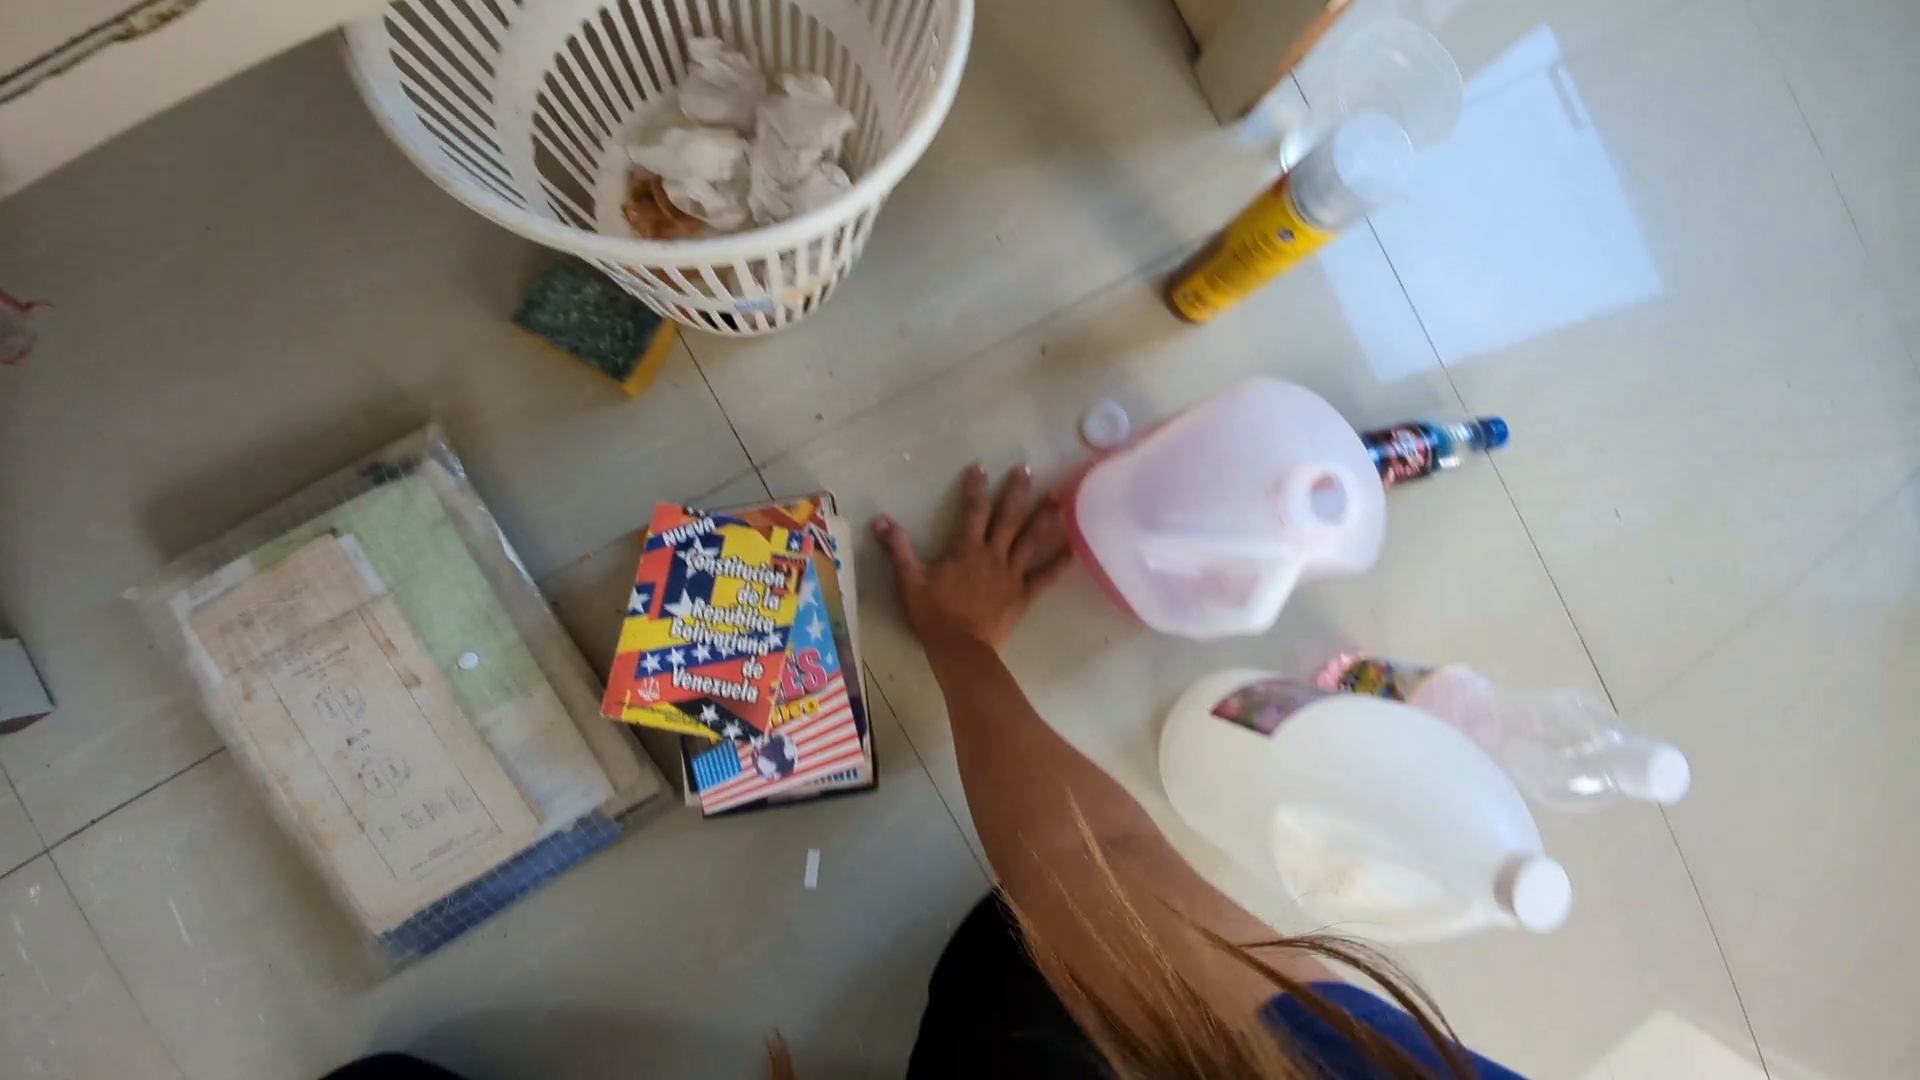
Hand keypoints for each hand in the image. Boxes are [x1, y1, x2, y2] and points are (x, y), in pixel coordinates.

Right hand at [872, 464, 1073, 649]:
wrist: (960, 649)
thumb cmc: (933, 614)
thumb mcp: (909, 580)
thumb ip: (897, 548)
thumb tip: (880, 520)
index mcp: (967, 549)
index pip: (974, 510)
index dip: (976, 487)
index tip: (981, 467)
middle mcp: (993, 555)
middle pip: (1009, 517)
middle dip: (1017, 491)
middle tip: (1026, 469)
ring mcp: (1012, 574)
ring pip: (1032, 539)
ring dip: (1045, 517)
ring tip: (1058, 497)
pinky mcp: (1024, 594)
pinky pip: (1045, 576)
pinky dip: (1059, 562)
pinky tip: (1073, 548)